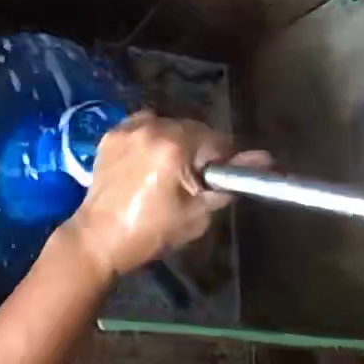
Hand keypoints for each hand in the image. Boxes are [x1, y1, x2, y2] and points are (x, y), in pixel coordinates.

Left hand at [59, 112, 271, 278]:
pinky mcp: (110, 135)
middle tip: (193, 180)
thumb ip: (229, 182)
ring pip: (167, 125)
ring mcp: (128, 129)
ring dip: (175, 141)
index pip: (218, 140)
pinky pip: (142, 127)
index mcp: (175, 145)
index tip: (219, 179)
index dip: (226, 160)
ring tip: (168, 171)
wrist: (99, 239)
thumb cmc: (152, 231)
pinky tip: (147, 161)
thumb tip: (264, 158)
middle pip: (192, 128)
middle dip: (199, 149)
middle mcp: (152, 127)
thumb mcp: (198, 213)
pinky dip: (150, 138)